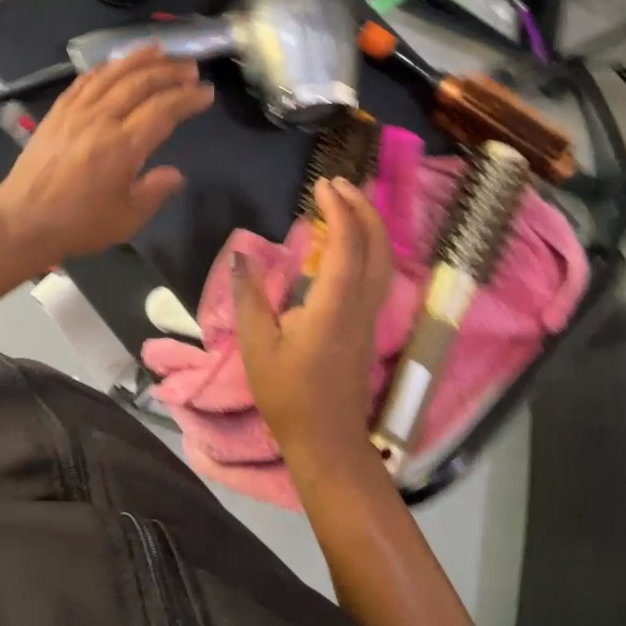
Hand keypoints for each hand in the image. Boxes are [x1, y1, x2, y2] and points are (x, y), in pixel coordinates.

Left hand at [0, 46, 214, 264]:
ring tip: (160, 50)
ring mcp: (75, 112)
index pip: (164, 110)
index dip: (188, 98)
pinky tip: (115, 65)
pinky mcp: (57, 112)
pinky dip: (104, 68)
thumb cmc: (78, 225)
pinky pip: (84, 81)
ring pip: (112, 74)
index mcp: (123, 146)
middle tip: (191, 68)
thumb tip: (175, 173)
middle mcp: (101, 119)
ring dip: (139, 59)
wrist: (22, 221)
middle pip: (141, 83)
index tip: (206, 92)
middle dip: (170, 71)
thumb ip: (155, 191)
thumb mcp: (127, 219)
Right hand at [233, 178, 395, 460]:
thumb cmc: (289, 395)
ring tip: (347, 203)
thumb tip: (241, 255)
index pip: (348, 247)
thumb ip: (250, 296)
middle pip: (378, 248)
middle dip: (363, 209)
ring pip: (384, 262)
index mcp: (335, 308)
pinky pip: (377, 275)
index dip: (339, 211)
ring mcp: (369, 318)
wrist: (328, 442)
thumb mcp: (257, 345)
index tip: (322, 185)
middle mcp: (361, 307)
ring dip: (370, 227)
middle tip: (339, 183)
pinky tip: (347, 243)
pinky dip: (367, 247)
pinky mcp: (367, 328)